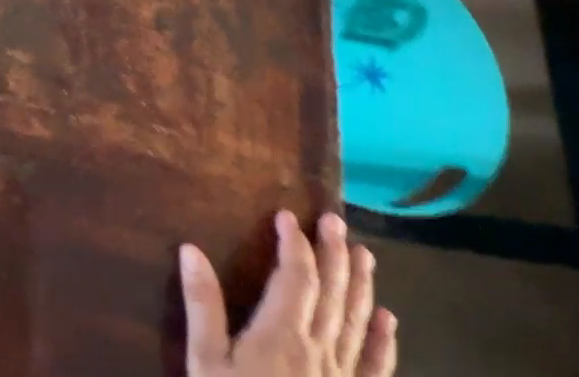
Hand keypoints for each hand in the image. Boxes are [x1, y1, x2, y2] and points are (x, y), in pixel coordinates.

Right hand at [181, 212, 397, 376]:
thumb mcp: (204, 360)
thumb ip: (202, 305)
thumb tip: (191, 249)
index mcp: (281, 335)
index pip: (295, 278)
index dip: (294, 245)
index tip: (287, 216)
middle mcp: (318, 350)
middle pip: (332, 294)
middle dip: (334, 255)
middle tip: (335, 221)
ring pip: (357, 323)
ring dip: (361, 286)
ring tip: (365, 255)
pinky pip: (374, 366)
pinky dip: (383, 340)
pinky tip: (388, 320)